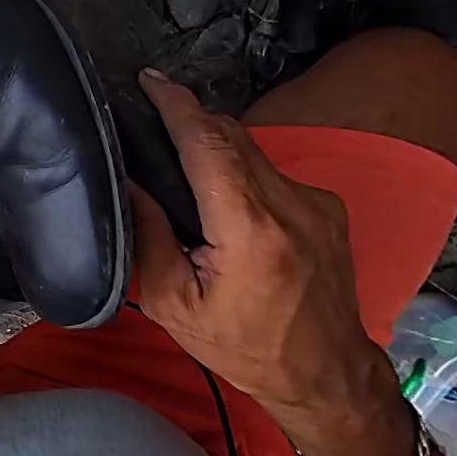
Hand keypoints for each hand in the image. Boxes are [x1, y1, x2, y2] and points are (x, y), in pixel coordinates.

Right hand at [131, 68, 415, 455]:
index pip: (210, 145)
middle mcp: (291, 203)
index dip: (178, 106)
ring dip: (213, 144)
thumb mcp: (174, 303)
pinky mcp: (327, 207)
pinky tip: (219, 195)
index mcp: (250, 230)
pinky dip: (238, 168)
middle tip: (149, 118)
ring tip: (177, 161)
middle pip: (232, 137)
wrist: (326, 375)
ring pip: (253, 150)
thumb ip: (149, 237)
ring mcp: (317, 201)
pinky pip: (270, 170)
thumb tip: (129, 183)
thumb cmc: (241, 346)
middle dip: (190, 118)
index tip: (150, 80)